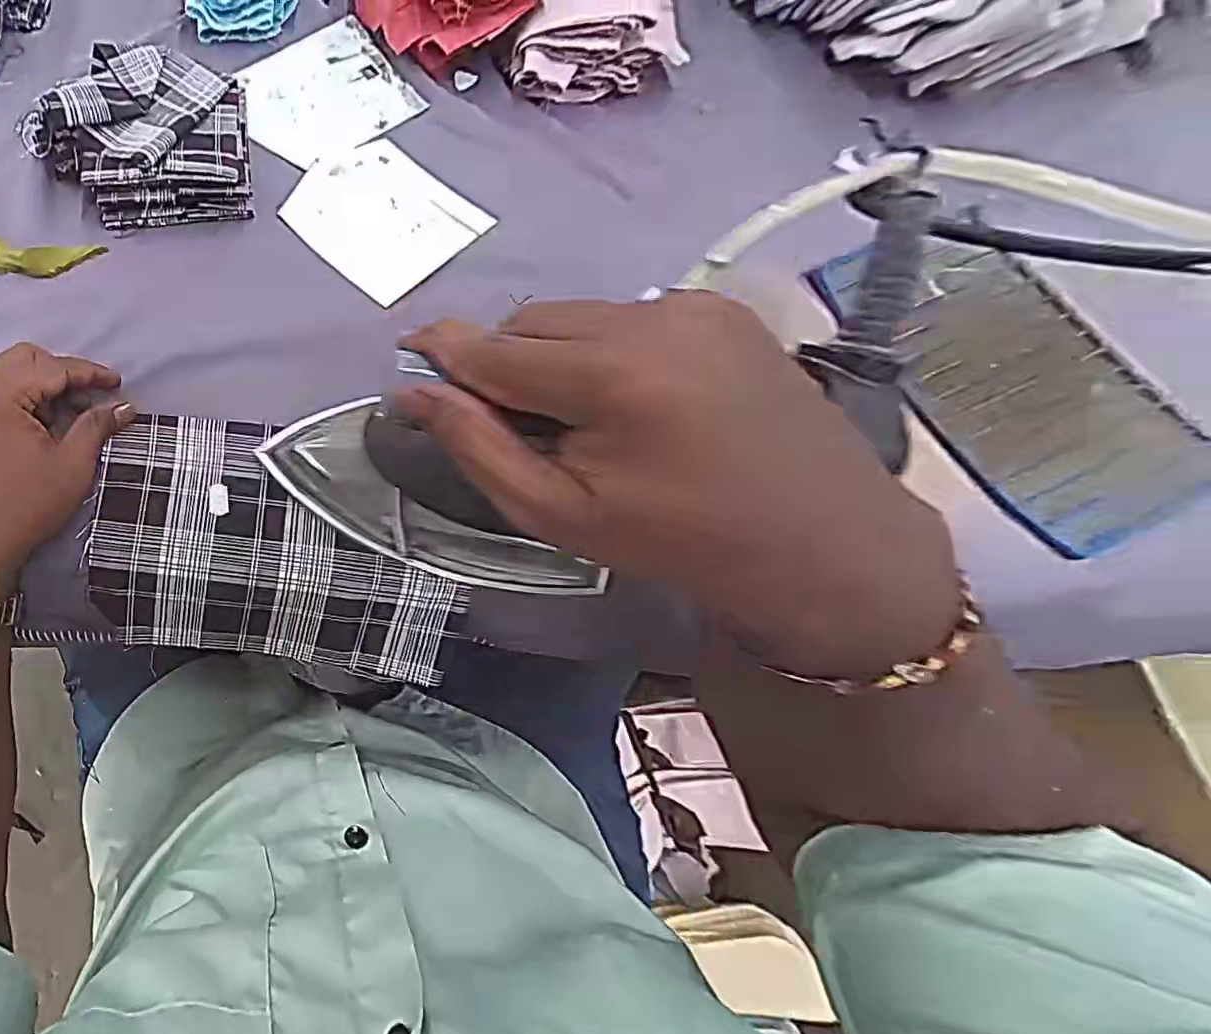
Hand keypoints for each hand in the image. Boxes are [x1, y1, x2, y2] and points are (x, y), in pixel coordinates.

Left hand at [0, 343, 132, 598]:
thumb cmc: (26, 506)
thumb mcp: (72, 465)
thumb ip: (97, 426)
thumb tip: (124, 407)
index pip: (51, 368)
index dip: (89, 374)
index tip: (117, 383)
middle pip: (25, 360)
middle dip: (63, 374)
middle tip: (92, 400)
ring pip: (6, 374)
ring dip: (41, 387)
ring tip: (68, 416)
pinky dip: (20, 399)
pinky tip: (41, 425)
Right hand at [390, 293, 959, 678]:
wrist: (814, 539)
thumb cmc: (670, 539)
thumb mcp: (553, 511)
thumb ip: (477, 445)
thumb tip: (418, 393)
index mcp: (612, 376)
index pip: (495, 349)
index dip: (441, 350)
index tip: (406, 353)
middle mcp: (653, 319)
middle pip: (529, 323)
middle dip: (500, 364)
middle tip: (509, 424)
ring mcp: (693, 306)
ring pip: (572, 316)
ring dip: (545, 356)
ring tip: (571, 417)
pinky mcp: (717, 308)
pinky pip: (618, 316)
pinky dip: (593, 349)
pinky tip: (619, 399)